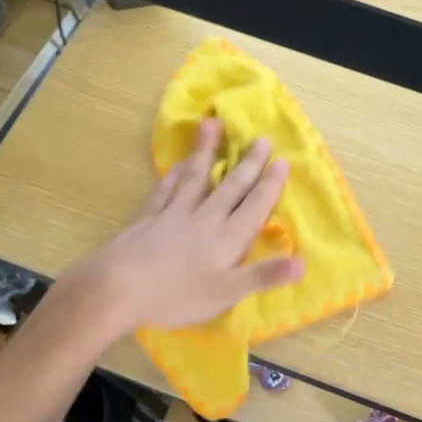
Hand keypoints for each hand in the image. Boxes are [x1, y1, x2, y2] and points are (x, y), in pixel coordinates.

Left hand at [69, 118, 304, 335]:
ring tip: (214, 126)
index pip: (254, 206)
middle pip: (230, 186)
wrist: (118, 286)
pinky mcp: (149, 216)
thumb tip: (302, 264)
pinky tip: (179, 163)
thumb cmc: (177, 296)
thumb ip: (263, 276)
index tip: (283, 161)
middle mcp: (204, 218)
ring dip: (207, 151)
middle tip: (262, 140)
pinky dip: (175, 173)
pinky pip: (166, 188)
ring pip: (196, 177)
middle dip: (248, 164)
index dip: (270, 185)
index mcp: (227, 238)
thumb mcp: (226, 293)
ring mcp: (174, 213)